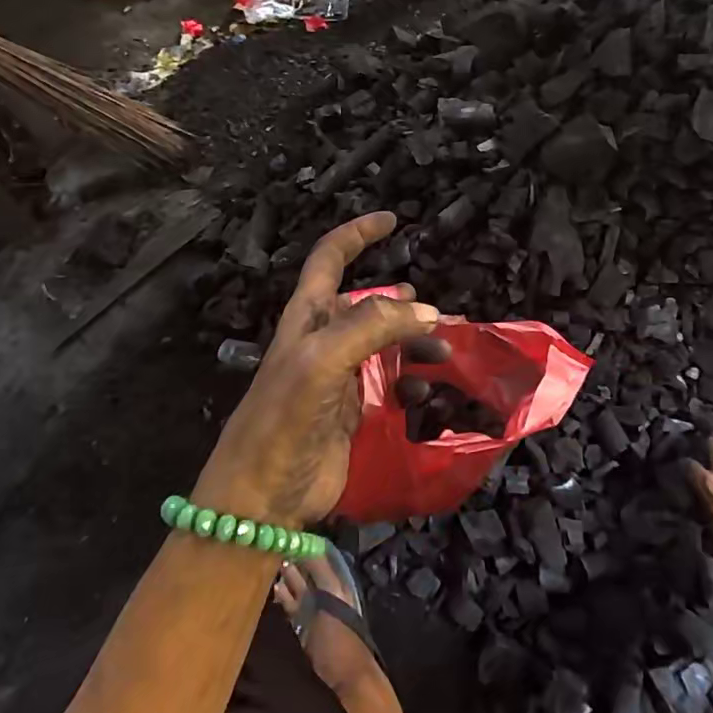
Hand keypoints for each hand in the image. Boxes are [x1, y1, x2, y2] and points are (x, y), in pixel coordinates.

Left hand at [193, 212, 445, 527]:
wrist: (265, 492)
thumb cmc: (284, 416)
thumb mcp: (321, 359)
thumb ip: (370, 327)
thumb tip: (426, 310)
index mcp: (307, 317)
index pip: (329, 259)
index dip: (357, 235)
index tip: (391, 220)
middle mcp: (324, 340)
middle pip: (370, 307)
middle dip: (406, 306)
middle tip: (446, 320)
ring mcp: (340, 377)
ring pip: (386, 346)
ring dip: (417, 345)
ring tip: (447, 354)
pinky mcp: (354, 412)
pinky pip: (392, 385)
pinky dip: (414, 383)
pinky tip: (429, 392)